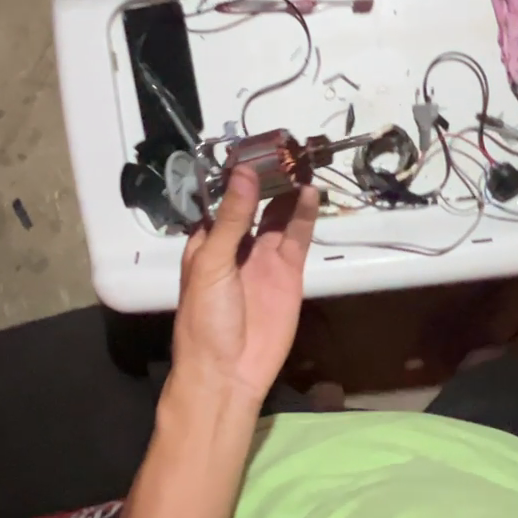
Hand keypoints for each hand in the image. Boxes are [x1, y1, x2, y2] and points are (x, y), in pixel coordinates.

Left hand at [169, 167, 318, 408]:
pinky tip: (310, 193)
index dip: (238, 175)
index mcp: (207, 241)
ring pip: (279, 216)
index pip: (223, 198)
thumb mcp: (212, 264)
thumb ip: (231, 220)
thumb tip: (245, 174)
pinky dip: (304, 216)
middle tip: (286, 148)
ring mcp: (264, 258)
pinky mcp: (289, 273)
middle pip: (256, 203)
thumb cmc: (206, 318)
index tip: (254, 146)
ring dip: (289, 192)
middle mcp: (237, 244)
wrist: (229, 372)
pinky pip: (297, 238)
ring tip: (302, 163)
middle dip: (269, 178)